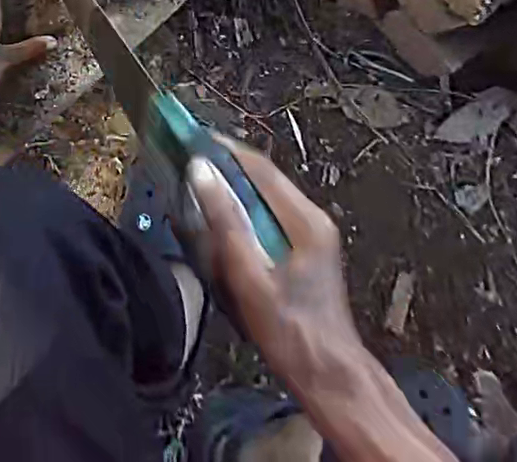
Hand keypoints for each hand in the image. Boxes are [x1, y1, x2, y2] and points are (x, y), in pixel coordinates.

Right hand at [187, 137, 365, 392]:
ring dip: (229, 188)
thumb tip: (200, 170)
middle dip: (222, 167)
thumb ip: (224, 221)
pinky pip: (264, 213)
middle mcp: (311, 218)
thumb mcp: (249, 275)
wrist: (329, 378)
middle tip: (186, 162)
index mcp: (304, 220)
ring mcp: (310, 232)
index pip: (258, 167)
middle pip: (260, 178)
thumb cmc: (290, 331)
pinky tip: (218, 220)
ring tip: (195, 186)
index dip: (223, 149)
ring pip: (261, 195)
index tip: (190, 138)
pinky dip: (239, 208)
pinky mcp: (302, 247)